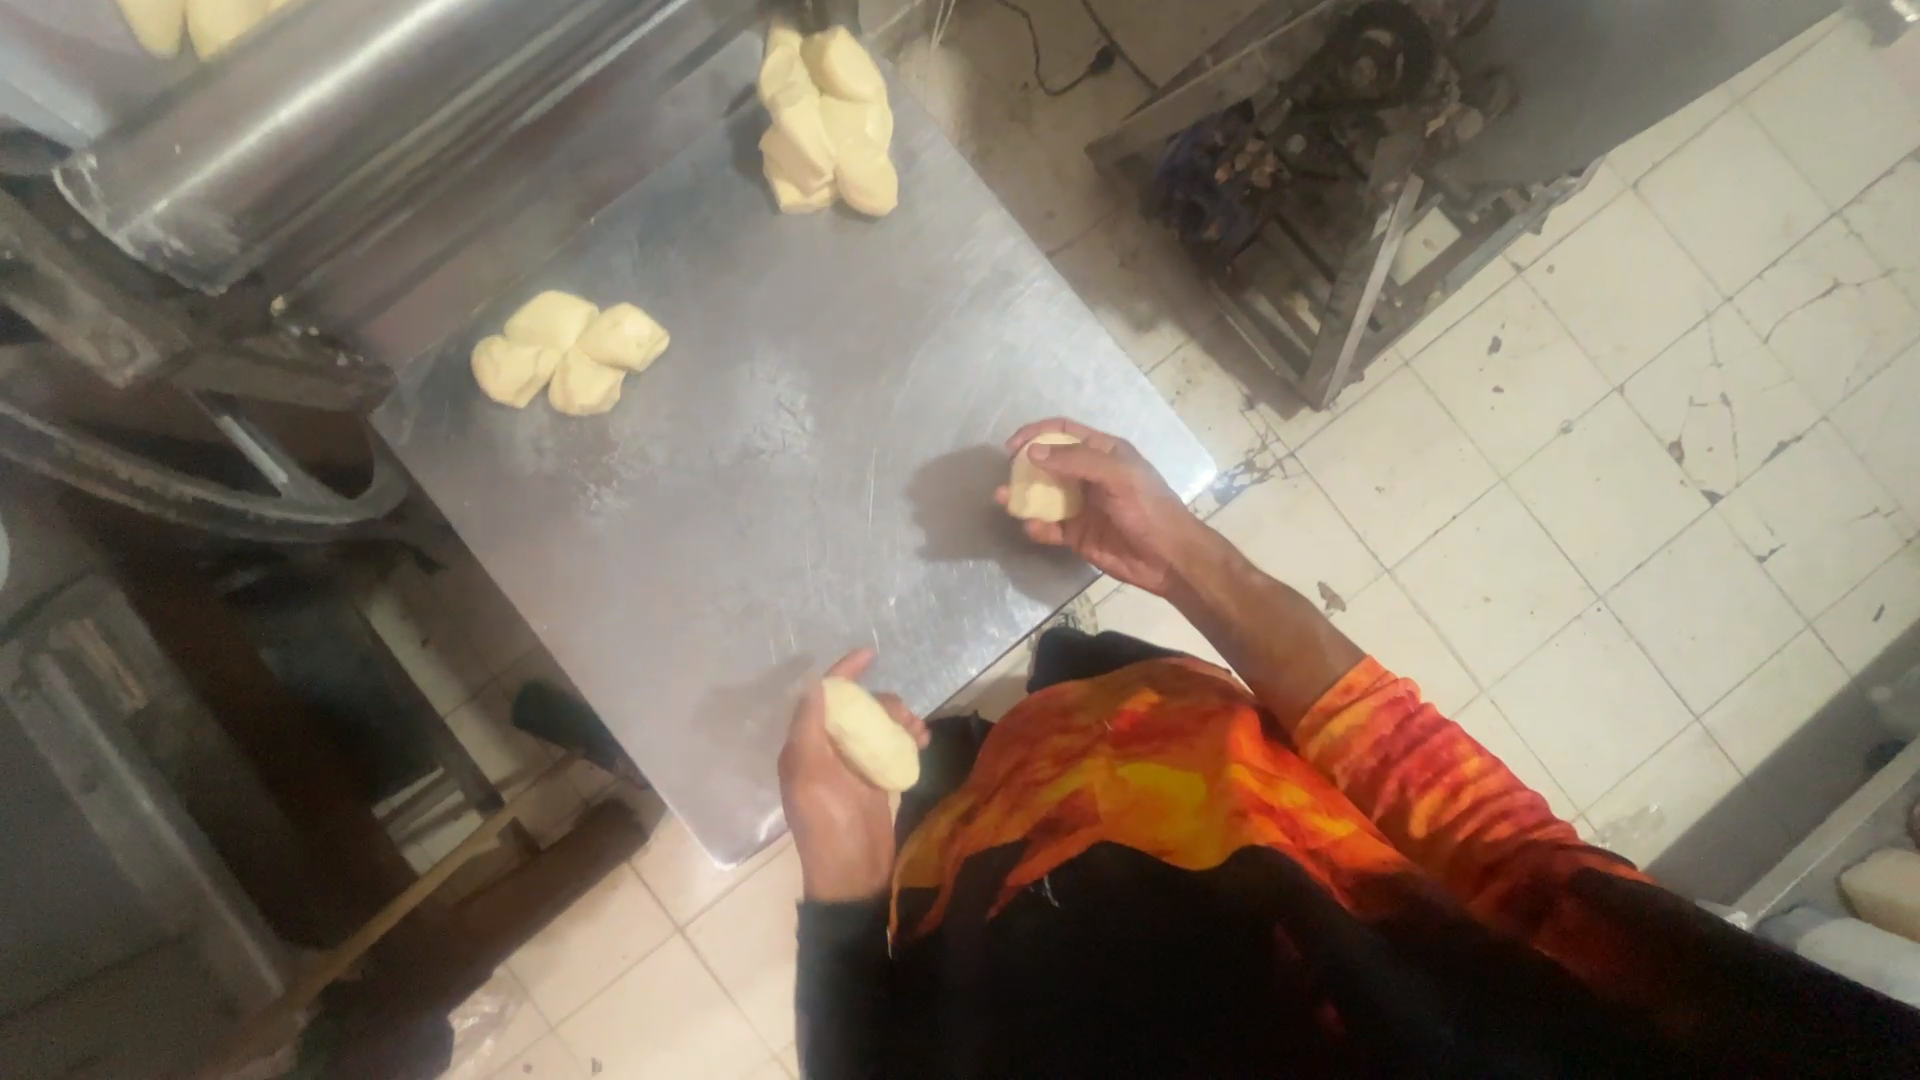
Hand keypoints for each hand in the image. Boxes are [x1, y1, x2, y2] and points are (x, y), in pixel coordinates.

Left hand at [778, 648, 929, 901]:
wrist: (854, 876)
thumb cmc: (830, 826)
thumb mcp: (812, 776)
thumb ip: (810, 728)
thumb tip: (814, 685)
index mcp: (804, 746)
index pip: (822, 696)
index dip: (843, 672)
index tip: (870, 654)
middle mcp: (825, 750)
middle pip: (856, 708)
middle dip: (882, 703)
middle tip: (907, 716)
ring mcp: (851, 765)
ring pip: (876, 724)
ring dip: (899, 720)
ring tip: (919, 733)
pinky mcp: (873, 779)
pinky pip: (890, 745)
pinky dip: (906, 738)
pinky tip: (922, 743)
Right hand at [996, 418, 1211, 596]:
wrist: (1168, 558)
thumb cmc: (1148, 508)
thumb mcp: (1117, 475)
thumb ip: (1077, 460)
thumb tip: (1034, 451)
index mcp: (1103, 452)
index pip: (1063, 432)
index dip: (1036, 434)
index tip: (1013, 447)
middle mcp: (1089, 475)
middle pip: (1048, 463)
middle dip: (1024, 467)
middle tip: (1007, 475)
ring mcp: (1081, 505)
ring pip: (1044, 496)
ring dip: (1023, 496)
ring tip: (1004, 500)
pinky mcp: (1077, 534)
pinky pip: (1049, 527)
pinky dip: (1037, 526)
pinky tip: (1033, 527)